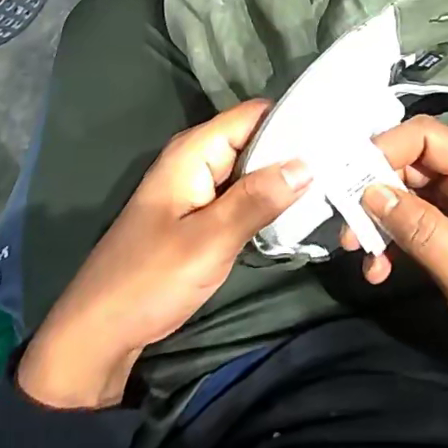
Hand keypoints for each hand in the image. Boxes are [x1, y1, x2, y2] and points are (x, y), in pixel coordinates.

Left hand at [17, 99, 310, 408]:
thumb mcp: (209, 240)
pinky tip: (301, 208)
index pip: (252, 115)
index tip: (340, 127)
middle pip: (254, 139)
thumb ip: (257, 199)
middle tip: (348, 160)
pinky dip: (267, 199)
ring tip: (337, 179)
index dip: (293, 117)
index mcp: (193, 151)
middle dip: (295, 149)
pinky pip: (241, 194)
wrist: (100, 332)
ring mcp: (198, 188)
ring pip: (250, 169)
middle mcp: (196, 160)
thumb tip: (308, 162)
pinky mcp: (201, 215)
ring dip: (284, 176)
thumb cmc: (150, 278)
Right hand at [348, 116, 447, 419]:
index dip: (385, 147)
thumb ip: (423, 233)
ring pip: (408, 191)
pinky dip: (393, 239)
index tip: (348, 179)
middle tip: (344, 223)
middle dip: (374, 187)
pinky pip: (415, 219)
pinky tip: (379, 269)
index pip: (429, 136)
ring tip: (358, 253)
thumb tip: (370, 192)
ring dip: (379, 218)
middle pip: (413, 161)